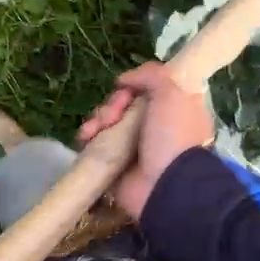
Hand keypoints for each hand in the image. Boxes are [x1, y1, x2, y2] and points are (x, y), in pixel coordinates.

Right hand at [77, 62, 213, 219]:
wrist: (166, 185)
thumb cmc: (173, 136)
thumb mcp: (172, 93)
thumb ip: (151, 75)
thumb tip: (124, 79)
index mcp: (173, 110)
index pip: (147, 89)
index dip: (134, 86)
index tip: (127, 89)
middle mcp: (154, 127)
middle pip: (123, 104)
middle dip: (112, 105)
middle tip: (113, 114)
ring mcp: (134, 147)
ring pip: (107, 122)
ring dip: (98, 120)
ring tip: (96, 130)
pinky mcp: (115, 164)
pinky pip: (96, 145)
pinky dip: (88, 139)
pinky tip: (85, 138)